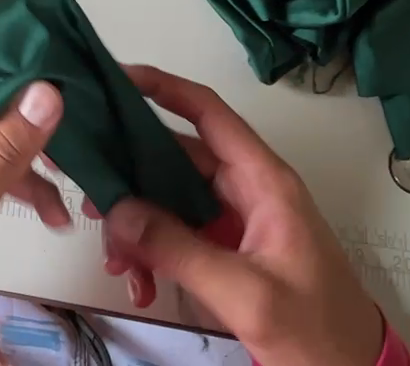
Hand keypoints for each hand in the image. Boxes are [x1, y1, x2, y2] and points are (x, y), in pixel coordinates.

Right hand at [97, 65, 383, 365]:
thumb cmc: (318, 332)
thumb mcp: (249, 295)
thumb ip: (181, 250)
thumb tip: (117, 212)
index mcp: (261, 179)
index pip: (207, 112)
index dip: (162, 87)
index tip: (116, 78)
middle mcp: (244, 188)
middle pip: (174, 156)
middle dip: (129, 176)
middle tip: (91, 197)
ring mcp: (233, 218)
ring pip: (167, 197)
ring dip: (135, 224)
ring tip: (115, 259)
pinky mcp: (225, 248)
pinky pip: (174, 233)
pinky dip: (151, 253)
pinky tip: (139, 282)